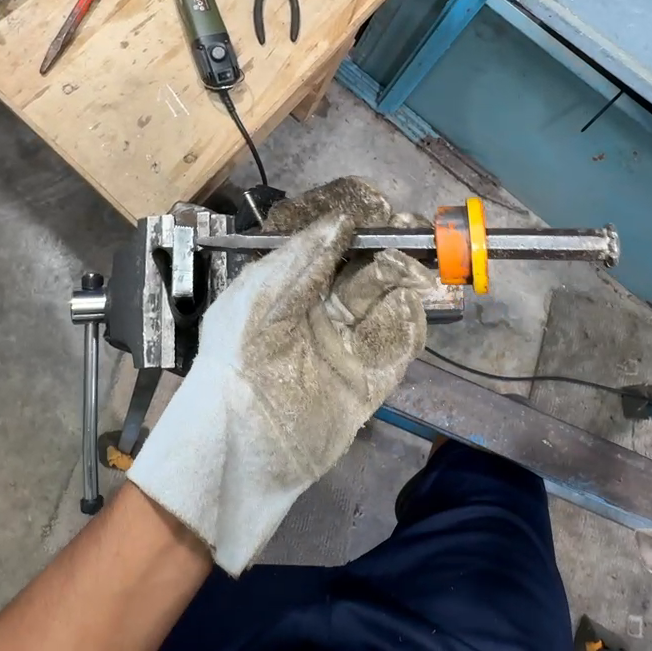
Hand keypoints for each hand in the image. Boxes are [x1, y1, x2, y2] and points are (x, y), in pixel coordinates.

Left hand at [127, 177, 432, 573]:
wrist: (237, 443)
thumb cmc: (238, 354)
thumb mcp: (259, 294)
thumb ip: (302, 255)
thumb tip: (344, 220)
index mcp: (290, 281)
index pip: (332, 241)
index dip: (357, 222)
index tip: (378, 207)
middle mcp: (322, 306)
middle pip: (367, 266)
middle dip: (390, 245)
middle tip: (414, 230)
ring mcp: (348, 342)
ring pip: (386, 299)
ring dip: (402, 279)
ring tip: (408, 267)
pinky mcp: (369, 379)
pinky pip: (398, 343)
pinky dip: (407, 322)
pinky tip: (406, 305)